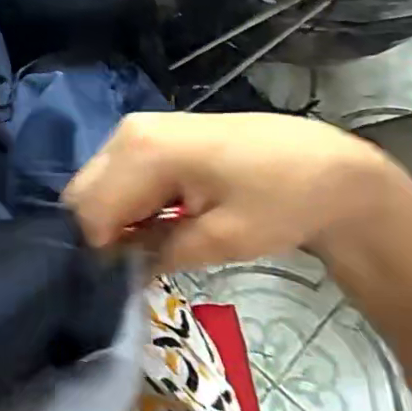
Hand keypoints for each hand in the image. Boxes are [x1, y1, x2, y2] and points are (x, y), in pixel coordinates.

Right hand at [62, 112, 408, 271]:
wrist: (328, 167)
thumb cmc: (281, 202)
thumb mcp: (221, 241)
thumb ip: (157, 254)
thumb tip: (117, 271)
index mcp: (142, 150)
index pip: (89, 210)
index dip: (99, 252)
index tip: (123, 281)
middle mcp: (128, 131)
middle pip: (84, 192)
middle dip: (100, 233)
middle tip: (135, 264)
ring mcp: (137, 129)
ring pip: (96, 184)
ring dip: (113, 218)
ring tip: (151, 244)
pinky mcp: (149, 135)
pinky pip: (116, 175)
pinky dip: (126, 203)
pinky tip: (158, 220)